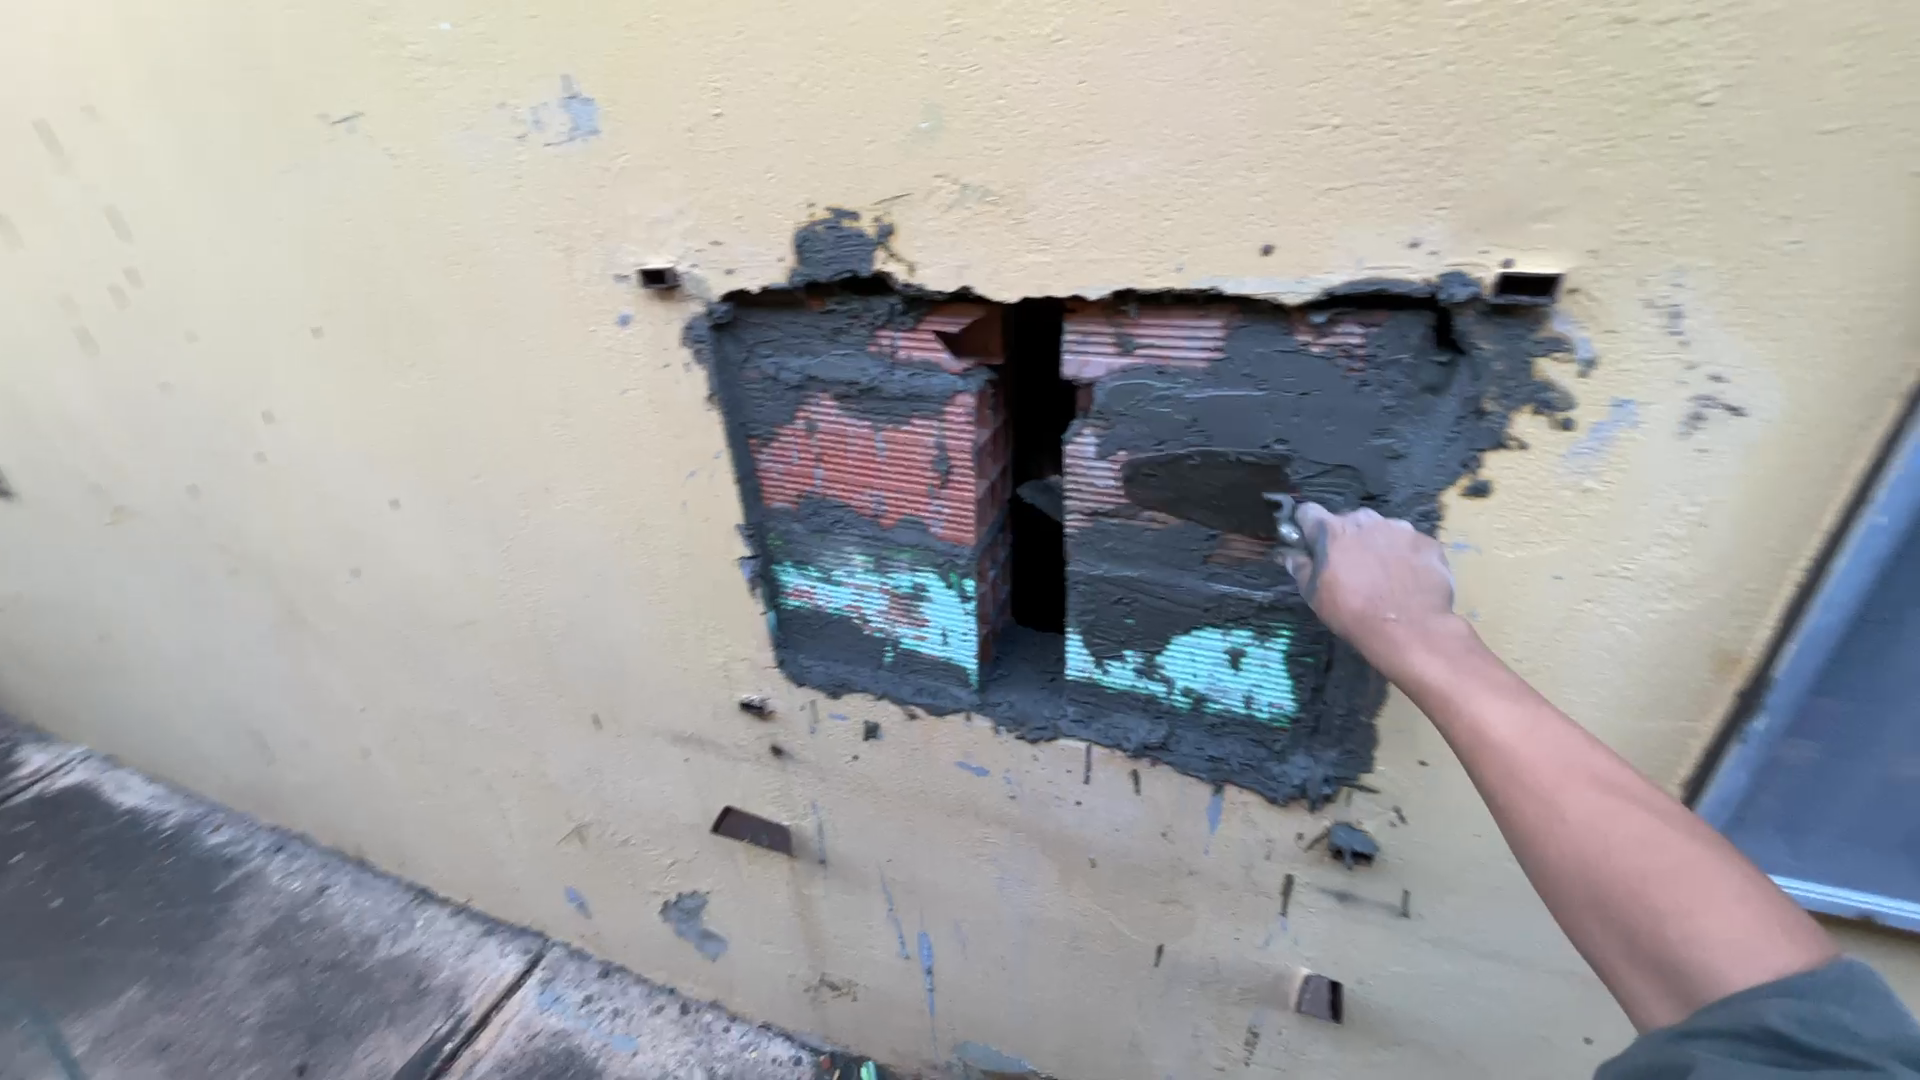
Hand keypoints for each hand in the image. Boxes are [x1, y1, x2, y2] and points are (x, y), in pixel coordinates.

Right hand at [1283, 503, 1460, 665]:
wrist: (1409, 628)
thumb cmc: (1351, 611)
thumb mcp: (1313, 593)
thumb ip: (1299, 566)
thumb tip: (1287, 553)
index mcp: (1331, 529)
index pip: (1307, 511)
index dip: (1305, 525)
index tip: (1308, 541)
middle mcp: (1365, 519)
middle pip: (1348, 520)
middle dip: (1345, 537)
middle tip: (1349, 565)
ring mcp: (1400, 528)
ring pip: (1381, 530)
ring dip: (1376, 544)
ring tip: (1382, 573)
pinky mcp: (1428, 541)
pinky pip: (1409, 543)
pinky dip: (1404, 555)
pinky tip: (1406, 578)